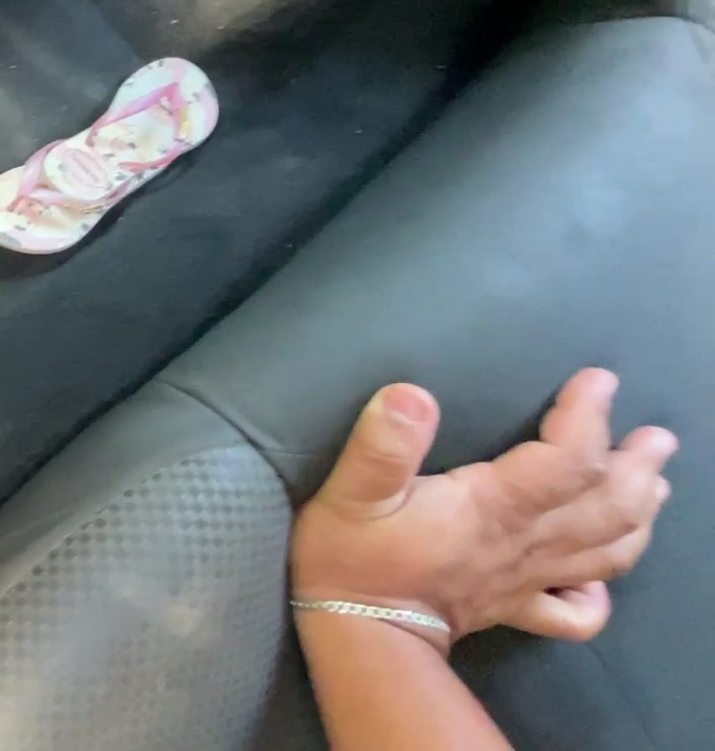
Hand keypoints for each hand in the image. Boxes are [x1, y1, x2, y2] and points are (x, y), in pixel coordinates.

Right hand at [291, 368, 676, 651]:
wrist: (360, 629)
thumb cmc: (351, 552)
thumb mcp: (351, 490)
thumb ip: (383, 444)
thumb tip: (413, 393)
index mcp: (494, 509)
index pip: (564, 459)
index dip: (587, 417)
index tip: (598, 380)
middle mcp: (527, 543)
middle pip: (607, 506)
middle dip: (636, 466)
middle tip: (657, 437)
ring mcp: (526, 581)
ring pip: (609, 550)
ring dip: (641, 515)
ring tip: (656, 486)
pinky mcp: (512, 608)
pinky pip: (578, 610)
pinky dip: (602, 592)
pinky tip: (599, 577)